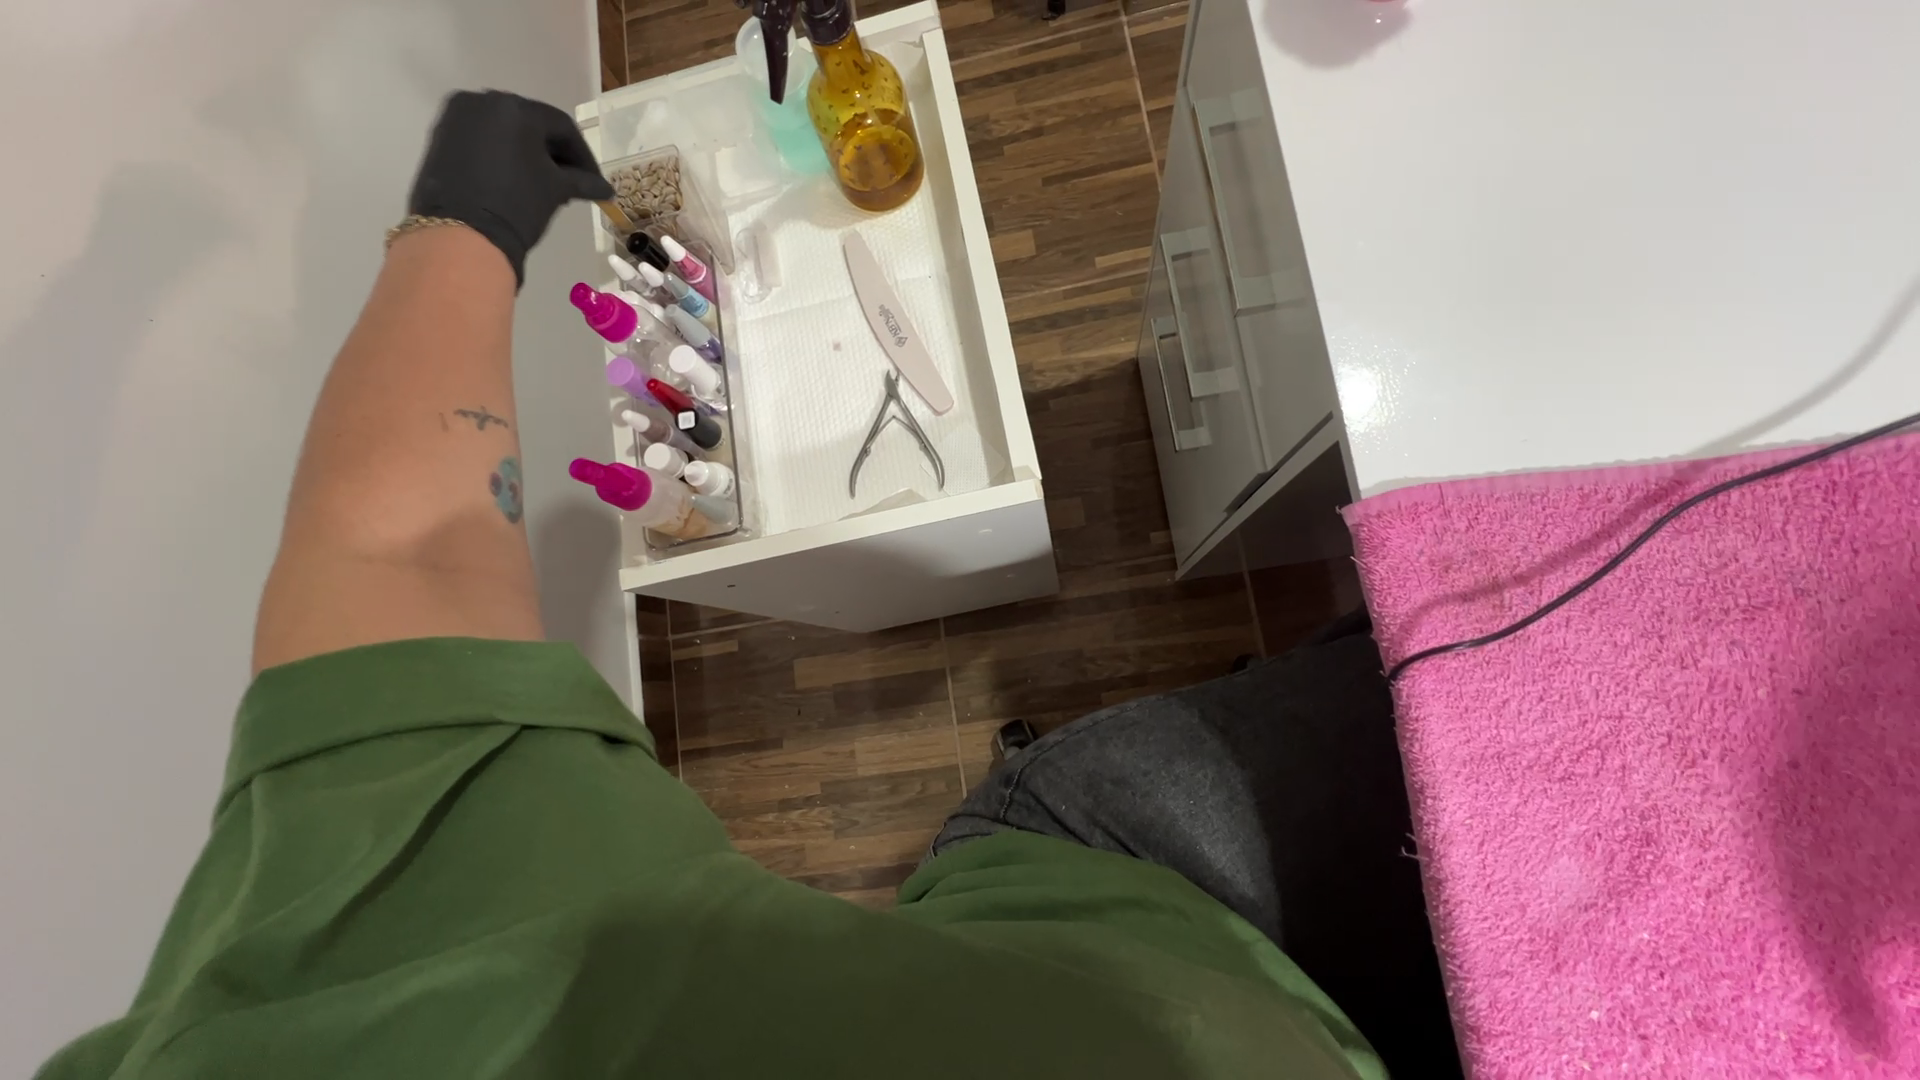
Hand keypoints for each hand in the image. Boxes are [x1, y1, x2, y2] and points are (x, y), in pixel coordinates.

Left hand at [407, 90, 614, 287]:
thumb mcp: (556, 191)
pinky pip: (483, 137)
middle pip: (532, 124)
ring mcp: (458, 115)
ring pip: (506, 130)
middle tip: (571, 182)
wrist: (461, 231)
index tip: (594, 181)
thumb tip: (606, 190)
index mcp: (517, 109)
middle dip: (555, 153)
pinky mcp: (442, 133)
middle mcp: (484, 100)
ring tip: (543, 183)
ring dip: (529, 153)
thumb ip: (584, 183)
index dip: (583, 155)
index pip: (562, 126)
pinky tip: (515, 179)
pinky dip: (503, 154)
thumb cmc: (517, 205)